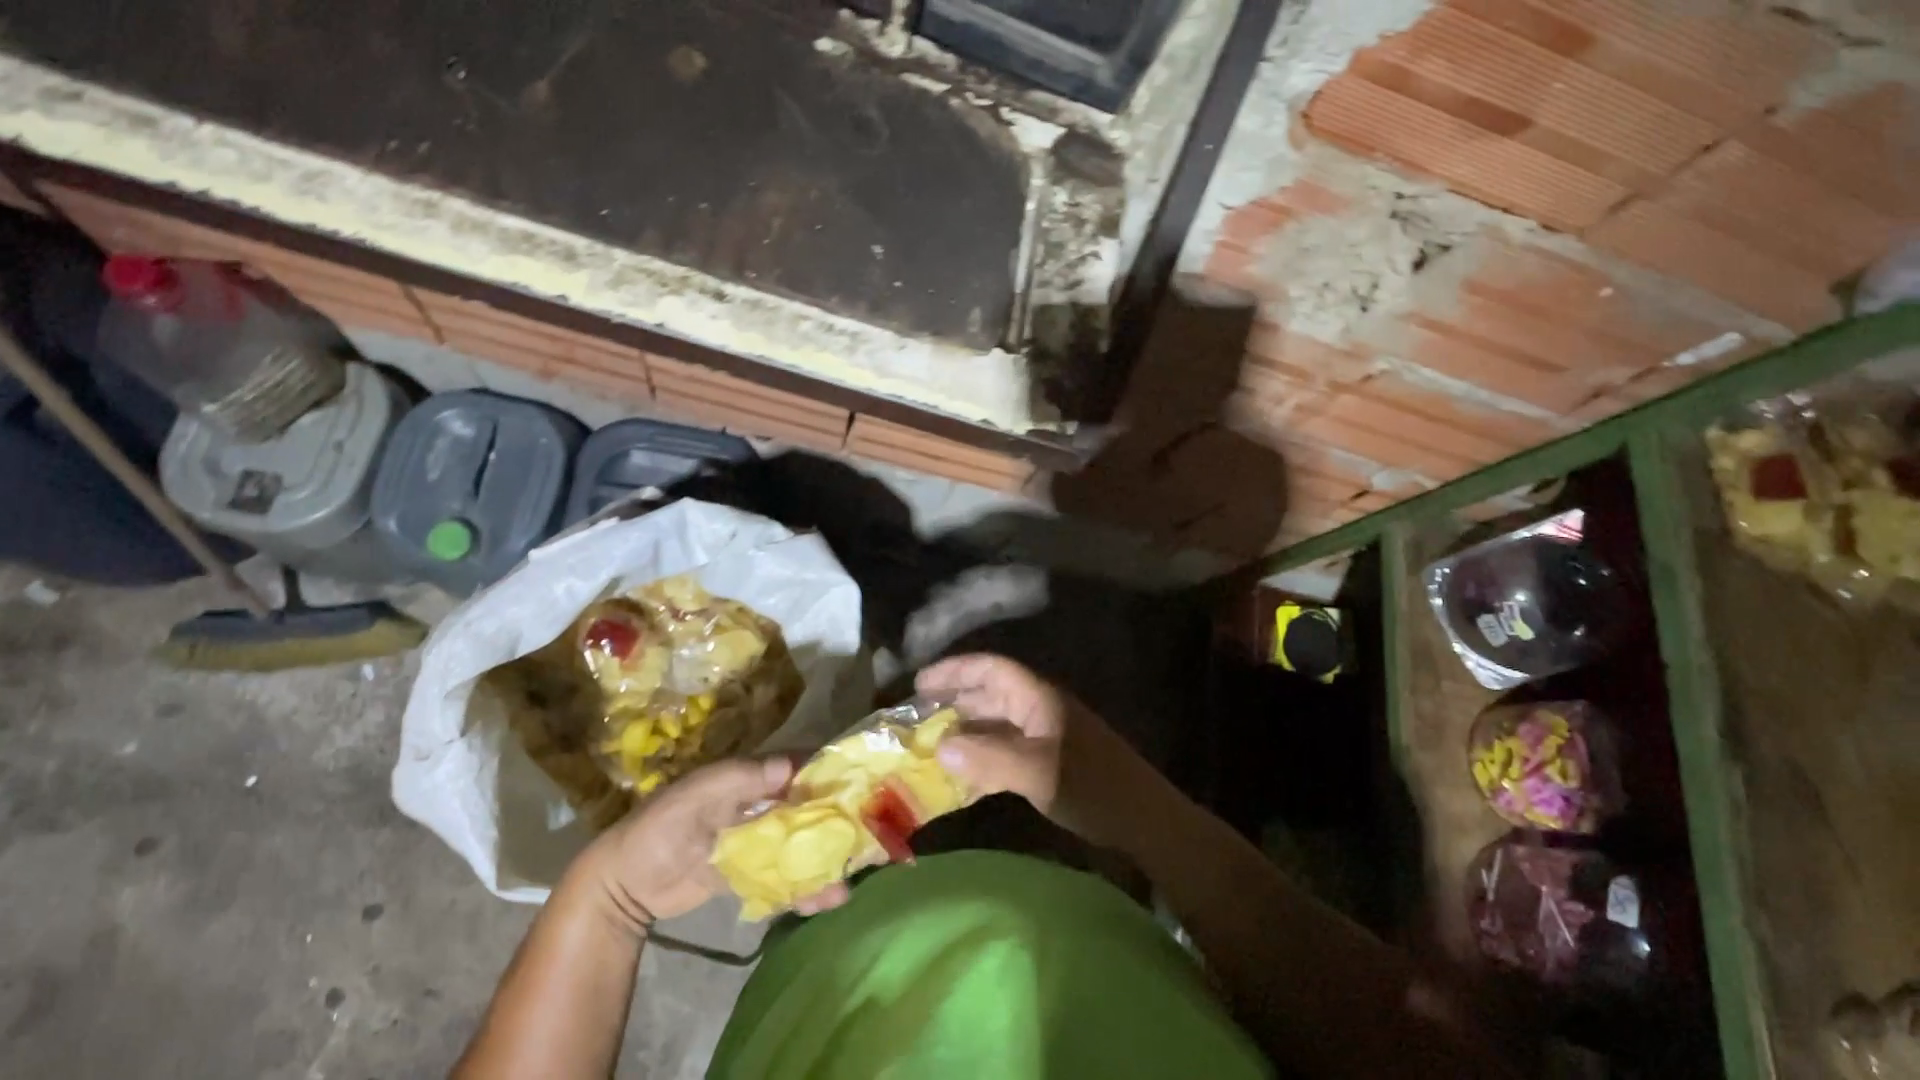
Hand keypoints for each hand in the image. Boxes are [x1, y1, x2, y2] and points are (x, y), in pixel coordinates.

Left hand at [577, 758, 850, 929]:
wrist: (623, 884)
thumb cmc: (656, 828)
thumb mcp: (694, 796)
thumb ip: (740, 780)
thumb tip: (792, 765)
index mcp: (749, 776)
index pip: (800, 768)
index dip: (832, 775)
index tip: (865, 790)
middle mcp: (760, 804)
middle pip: (810, 808)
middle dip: (840, 824)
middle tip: (870, 843)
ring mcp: (758, 841)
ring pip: (803, 845)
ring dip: (826, 862)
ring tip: (848, 884)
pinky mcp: (753, 873)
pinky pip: (786, 877)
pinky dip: (806, 888)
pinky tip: (825, 902)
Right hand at [915, 654, 1078, 814]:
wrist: (1144, 822)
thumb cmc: (1093, 788)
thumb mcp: (1038, 772)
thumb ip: (989, 759)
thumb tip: (940, 746)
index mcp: (1039, 699)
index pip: (992, 669)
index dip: (955, 670)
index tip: (919, 683)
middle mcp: (1040, 711)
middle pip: (990, 696)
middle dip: (953, 703)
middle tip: (914, 720)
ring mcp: (1046, 738)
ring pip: (996, 726)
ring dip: (965, 734)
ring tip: (928, 749)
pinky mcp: (1050, 764)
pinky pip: (1006, 753)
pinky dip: (982, 761)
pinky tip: (962, 779)